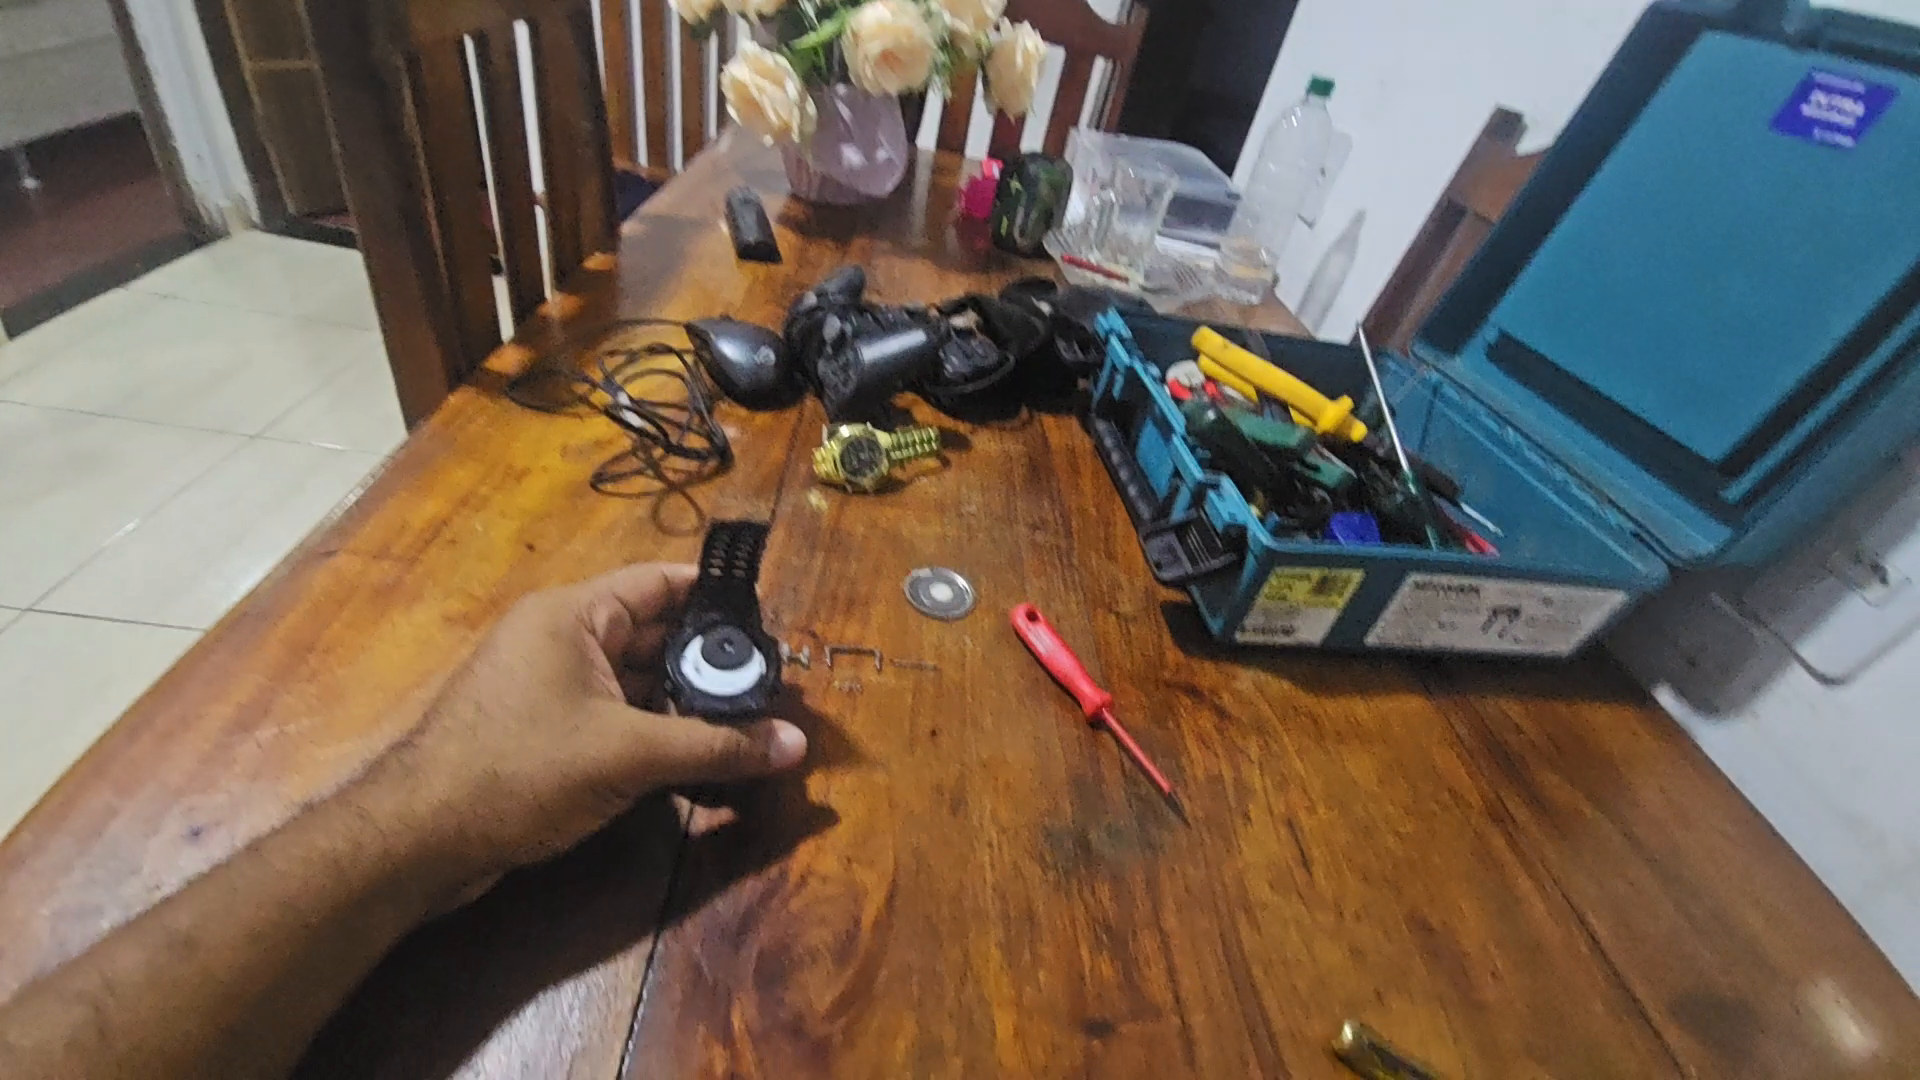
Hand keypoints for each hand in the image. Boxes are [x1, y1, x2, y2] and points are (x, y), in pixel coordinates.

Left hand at [364, 563, 806, 882]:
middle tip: (768, 679)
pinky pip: (620, 711)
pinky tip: (698, 747)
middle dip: (710, 658)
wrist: (410, 848)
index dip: (716, 595)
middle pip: (657, 634)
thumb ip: (718, 745)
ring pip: (641, 678)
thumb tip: (797, 744)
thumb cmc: (520, 771)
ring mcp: (554, 684)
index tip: (767, 621)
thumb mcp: (629, 754)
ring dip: (687, 697)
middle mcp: (565, 638)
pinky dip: (658, 724)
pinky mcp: (550, 726)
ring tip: (745, 714)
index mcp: (576, 615)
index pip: (661, 583)